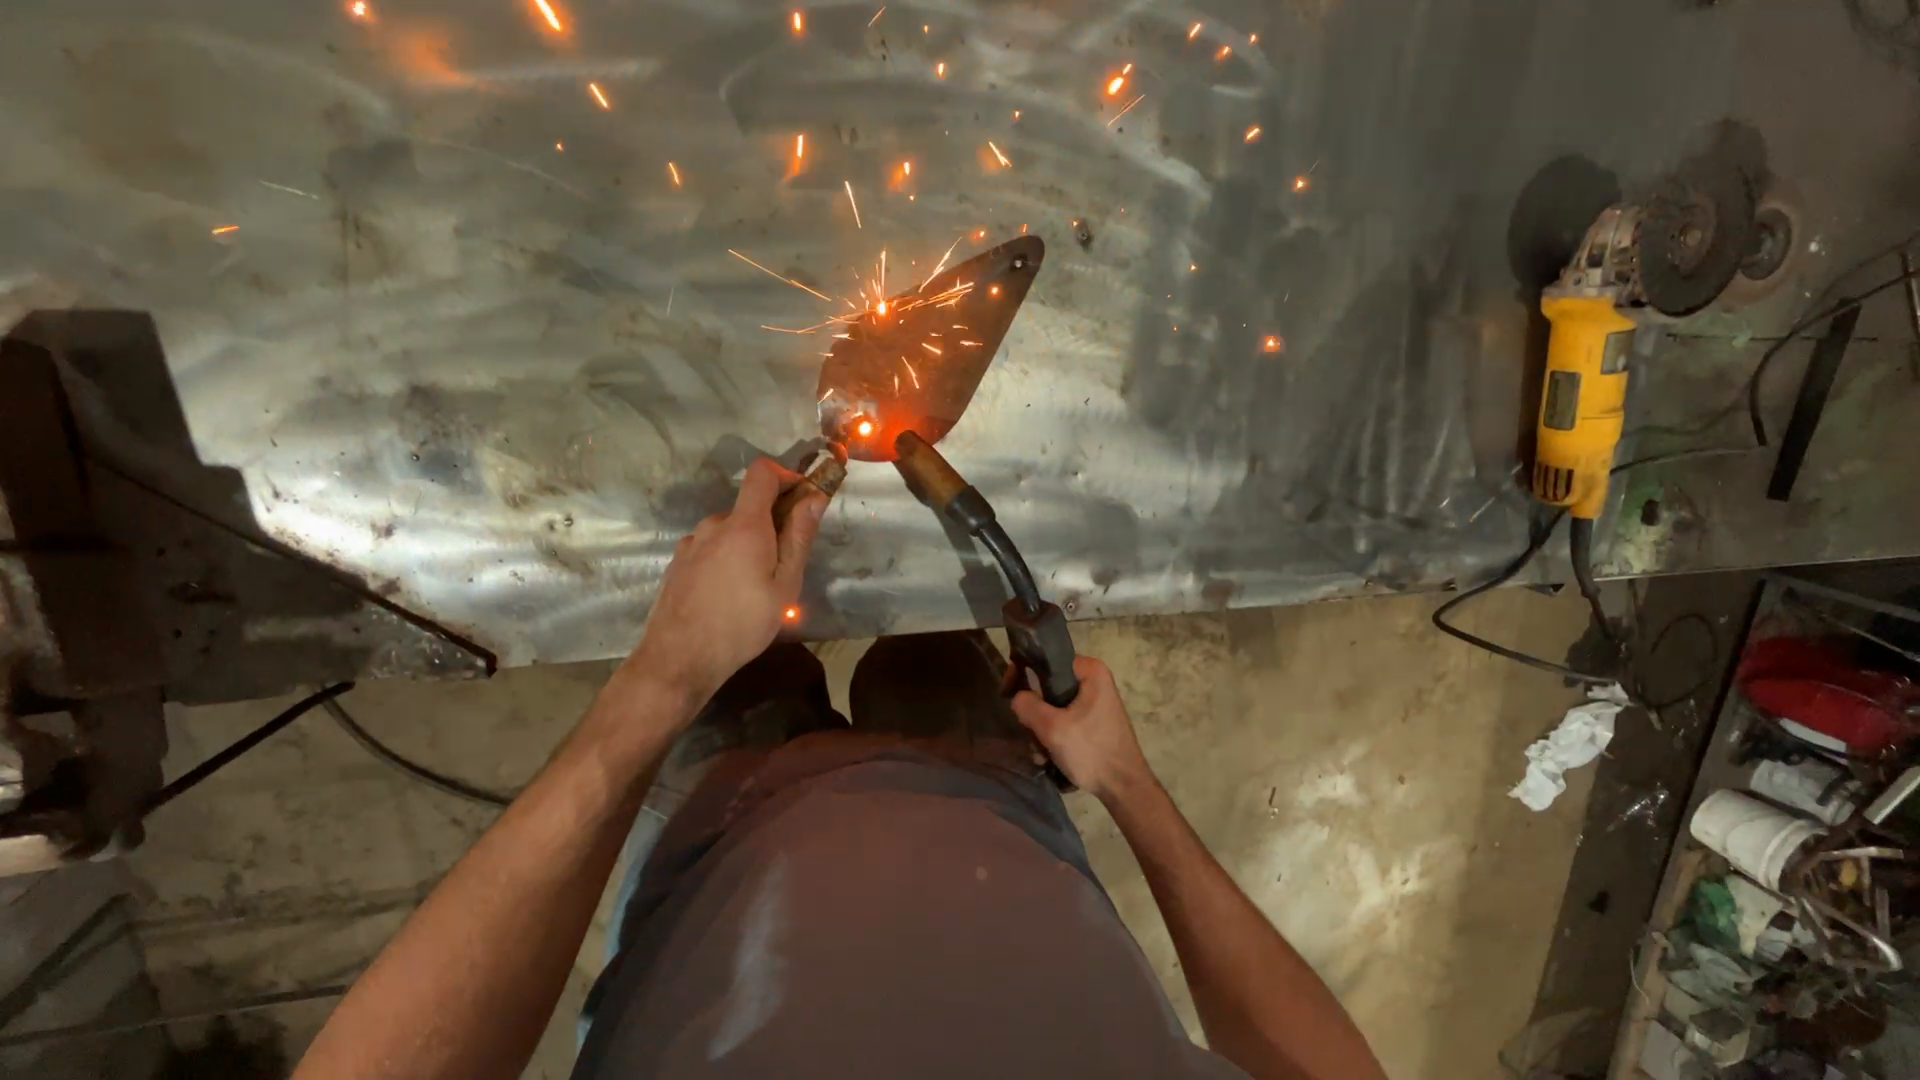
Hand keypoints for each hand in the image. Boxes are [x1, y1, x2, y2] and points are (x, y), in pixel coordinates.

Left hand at [626, 459, 826, 710]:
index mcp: (743, 525)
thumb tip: (815, 497)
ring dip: (747, 547)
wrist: (679, 658)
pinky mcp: (677, 563)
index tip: (802, 500)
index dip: (786, 477)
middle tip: (783, 567)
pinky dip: (726, 561)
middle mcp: (713, 525)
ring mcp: (691, 544)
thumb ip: (799, 537)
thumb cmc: (742, 624)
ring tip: (754, 590)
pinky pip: (710, 550)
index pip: (762, 473)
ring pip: (729, 532)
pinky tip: (727, 597)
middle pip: (748, 508)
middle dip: (770, 526)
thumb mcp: (784, 585)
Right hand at [1010, 656, 1152, 802]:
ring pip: (1053, 707)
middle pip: (1047, 686)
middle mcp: (1094, 681)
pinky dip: (1054, 737)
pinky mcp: (1093, 722)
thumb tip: (1017, 697)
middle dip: (1034, 713)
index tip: (1007, 694)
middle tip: (1030, 733)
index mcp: (1090, 671)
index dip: (1022, 675)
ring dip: (1042, 730)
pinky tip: (1049, 757)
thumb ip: (1027, 705)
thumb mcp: (1052, 728)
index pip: (1046, 661)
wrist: (1123, 788)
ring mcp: (1095, 703)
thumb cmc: (1091, 751)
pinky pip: (1064, 720)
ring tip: (1041, 752)